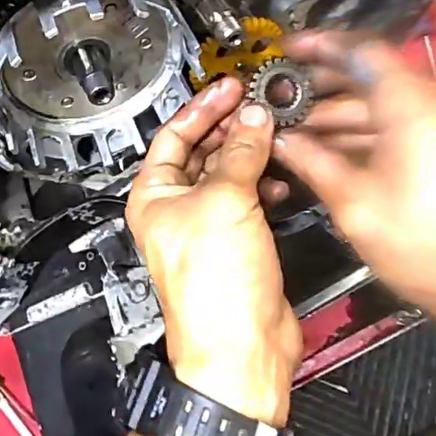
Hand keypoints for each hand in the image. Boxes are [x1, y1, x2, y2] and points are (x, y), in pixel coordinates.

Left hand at [126, 78, 299, 425]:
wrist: (242, 349)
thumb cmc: (212, 291)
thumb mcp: (225, 202)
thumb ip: (240, 154)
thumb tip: (252, 119)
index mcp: (155, 194)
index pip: (175, 134)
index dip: (203, 107)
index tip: (228, 86)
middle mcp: (177, 207)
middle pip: (202, 150)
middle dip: (231, 126)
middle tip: (257, 105)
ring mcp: (207, 224)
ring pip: (228, 173)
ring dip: (251, 153)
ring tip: (272, 134)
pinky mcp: (236, 241)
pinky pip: (249, 198)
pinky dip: (265, 182)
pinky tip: (280, 176)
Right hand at [271, 32, 435, 325]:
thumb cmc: (421, 241)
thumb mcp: (354, 201)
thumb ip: (311, 160)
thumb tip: (278, 138)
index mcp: (413, 103)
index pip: (360, 51)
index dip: (318, 45)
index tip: (283, 49)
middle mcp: (434, 100)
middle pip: (369, 74)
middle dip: (321, 83)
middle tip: (277, 94)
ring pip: (381, 101)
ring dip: (338, 111)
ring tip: (293, 125)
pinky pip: (397, 121)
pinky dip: (362, 129)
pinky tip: (327, 147)